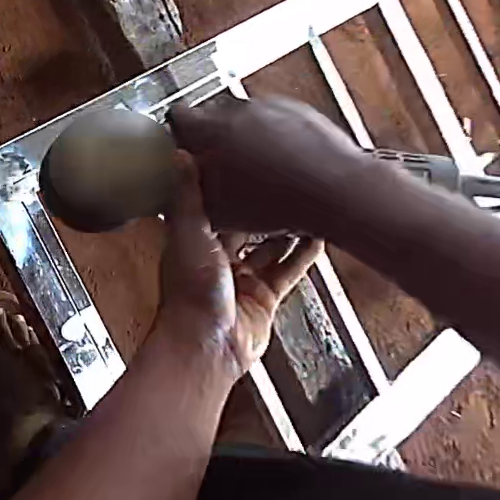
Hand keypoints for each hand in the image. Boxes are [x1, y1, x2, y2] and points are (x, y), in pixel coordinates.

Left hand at [155, 155, 325, 376]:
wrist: (207, 344)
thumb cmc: (190, 292)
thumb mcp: (188, 233)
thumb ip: (188, 196)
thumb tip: (179, 155)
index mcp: (191, 239)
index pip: (211, 203)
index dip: (227, 185)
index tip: (245, 162)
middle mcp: (215, 256)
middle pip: (243, 224)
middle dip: (262, 205)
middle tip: (286, 178)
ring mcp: (241, 276)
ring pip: (269, 245)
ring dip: (287, 227)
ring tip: (309, 200)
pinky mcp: (264, 295)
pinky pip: (287, 269)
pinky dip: (304, 254)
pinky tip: (320, 235)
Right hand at [167, 93, 379, 234]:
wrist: (336, 191)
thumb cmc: (273, 202)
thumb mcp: (212, 207)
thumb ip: (187, 188)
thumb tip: (177, 179)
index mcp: (206, 127)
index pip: (176, 116)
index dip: (176, 133)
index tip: (182, 148)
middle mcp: (235, 108)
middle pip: (210, 115)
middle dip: (211, 136)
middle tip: (217, 165)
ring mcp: (270, 106)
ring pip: (244, 118)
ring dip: (243, 137)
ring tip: (254, 170)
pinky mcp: (300, 110)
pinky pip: (275, 121)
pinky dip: (273, 138)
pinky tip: (281, 167)